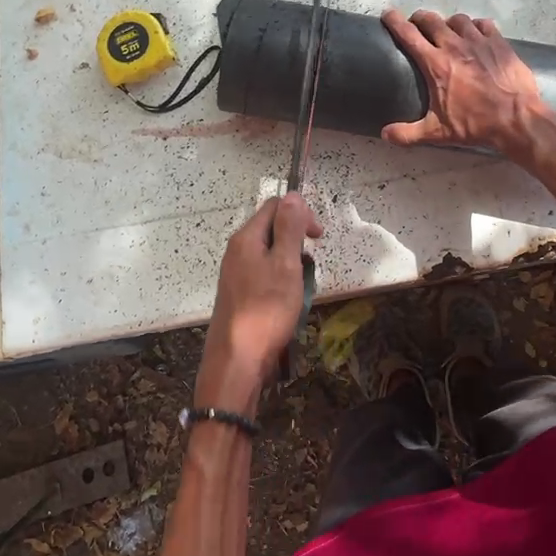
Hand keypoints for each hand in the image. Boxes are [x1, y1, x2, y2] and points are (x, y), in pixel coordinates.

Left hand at [196, 194, 322, 411]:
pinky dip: (282, 284)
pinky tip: (289, 304)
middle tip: (310, 268)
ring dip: (293, 267)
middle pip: (273, 230)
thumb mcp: (285, 265)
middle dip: (297, 244)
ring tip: (301, 291)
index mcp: (246, 238)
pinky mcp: (240, 294)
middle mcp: (237, 251)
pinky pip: (266, 277)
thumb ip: (289, 228)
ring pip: (272, 256)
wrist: (238, 361)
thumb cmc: (266, 310)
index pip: (275, 206)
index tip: (318, 238)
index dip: (300, 214)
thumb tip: (294, 194)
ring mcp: (236, 274)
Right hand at [379, 8, 554, 156]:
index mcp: (436, 64)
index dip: (395, 21)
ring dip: (449, 22)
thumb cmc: (475, 124)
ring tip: (448, 30)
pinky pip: (484, 25)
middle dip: (420, 18)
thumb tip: (385, 134)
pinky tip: (477, 34)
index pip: (408, 35)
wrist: (516, 118)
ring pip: (458, 19)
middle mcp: (455, 46)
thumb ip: (407, 133)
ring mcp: (479, 41)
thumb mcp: (437, 132)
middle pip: (431, 20)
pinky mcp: (499, 43)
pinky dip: (476, 26)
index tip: (388, 14)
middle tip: (417, 24)